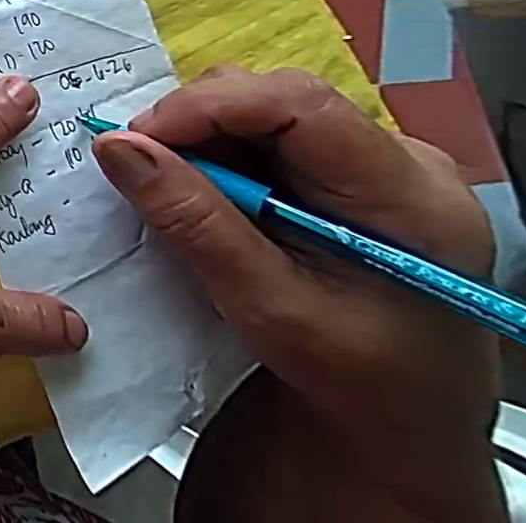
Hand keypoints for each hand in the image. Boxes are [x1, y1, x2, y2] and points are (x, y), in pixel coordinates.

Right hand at [92, 68, 504, 521]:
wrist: (393, 429)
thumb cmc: (352, 382)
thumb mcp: (266, 306)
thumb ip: (192, 221)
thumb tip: (115, 145)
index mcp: (410, 195)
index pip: (299, 103)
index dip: (207, 106)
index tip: (138, 139)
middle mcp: (397, 162)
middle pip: (274, 96)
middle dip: (193, 120)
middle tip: (143, 164)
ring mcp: (368, 163)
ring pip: (258, 107)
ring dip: (196, 135)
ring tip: (170, 183)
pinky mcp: (336, 172)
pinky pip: (257, 132)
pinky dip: (208, 150)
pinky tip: (196, 187)